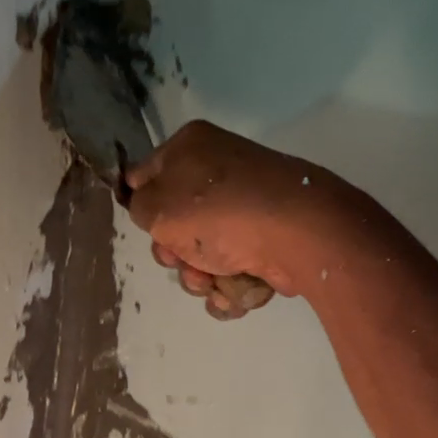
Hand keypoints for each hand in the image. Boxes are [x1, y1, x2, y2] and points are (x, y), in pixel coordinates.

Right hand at [127, 120, 325, 317]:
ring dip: (197, 275)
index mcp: (190, 148)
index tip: (148, 228)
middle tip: (181, 257)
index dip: (142, 206)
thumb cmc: (218, 212)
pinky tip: (231, 289)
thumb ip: (138, 205)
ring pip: (200, 253)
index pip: (145, 175)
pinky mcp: (263, 241)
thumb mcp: (155, 206)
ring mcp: (243, 208)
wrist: (299, 235)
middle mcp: (217, 173)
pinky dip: (226, 286)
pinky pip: (228, 269)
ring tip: (212, 279)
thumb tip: (150, 206)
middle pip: (173, 223)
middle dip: (173, 252)